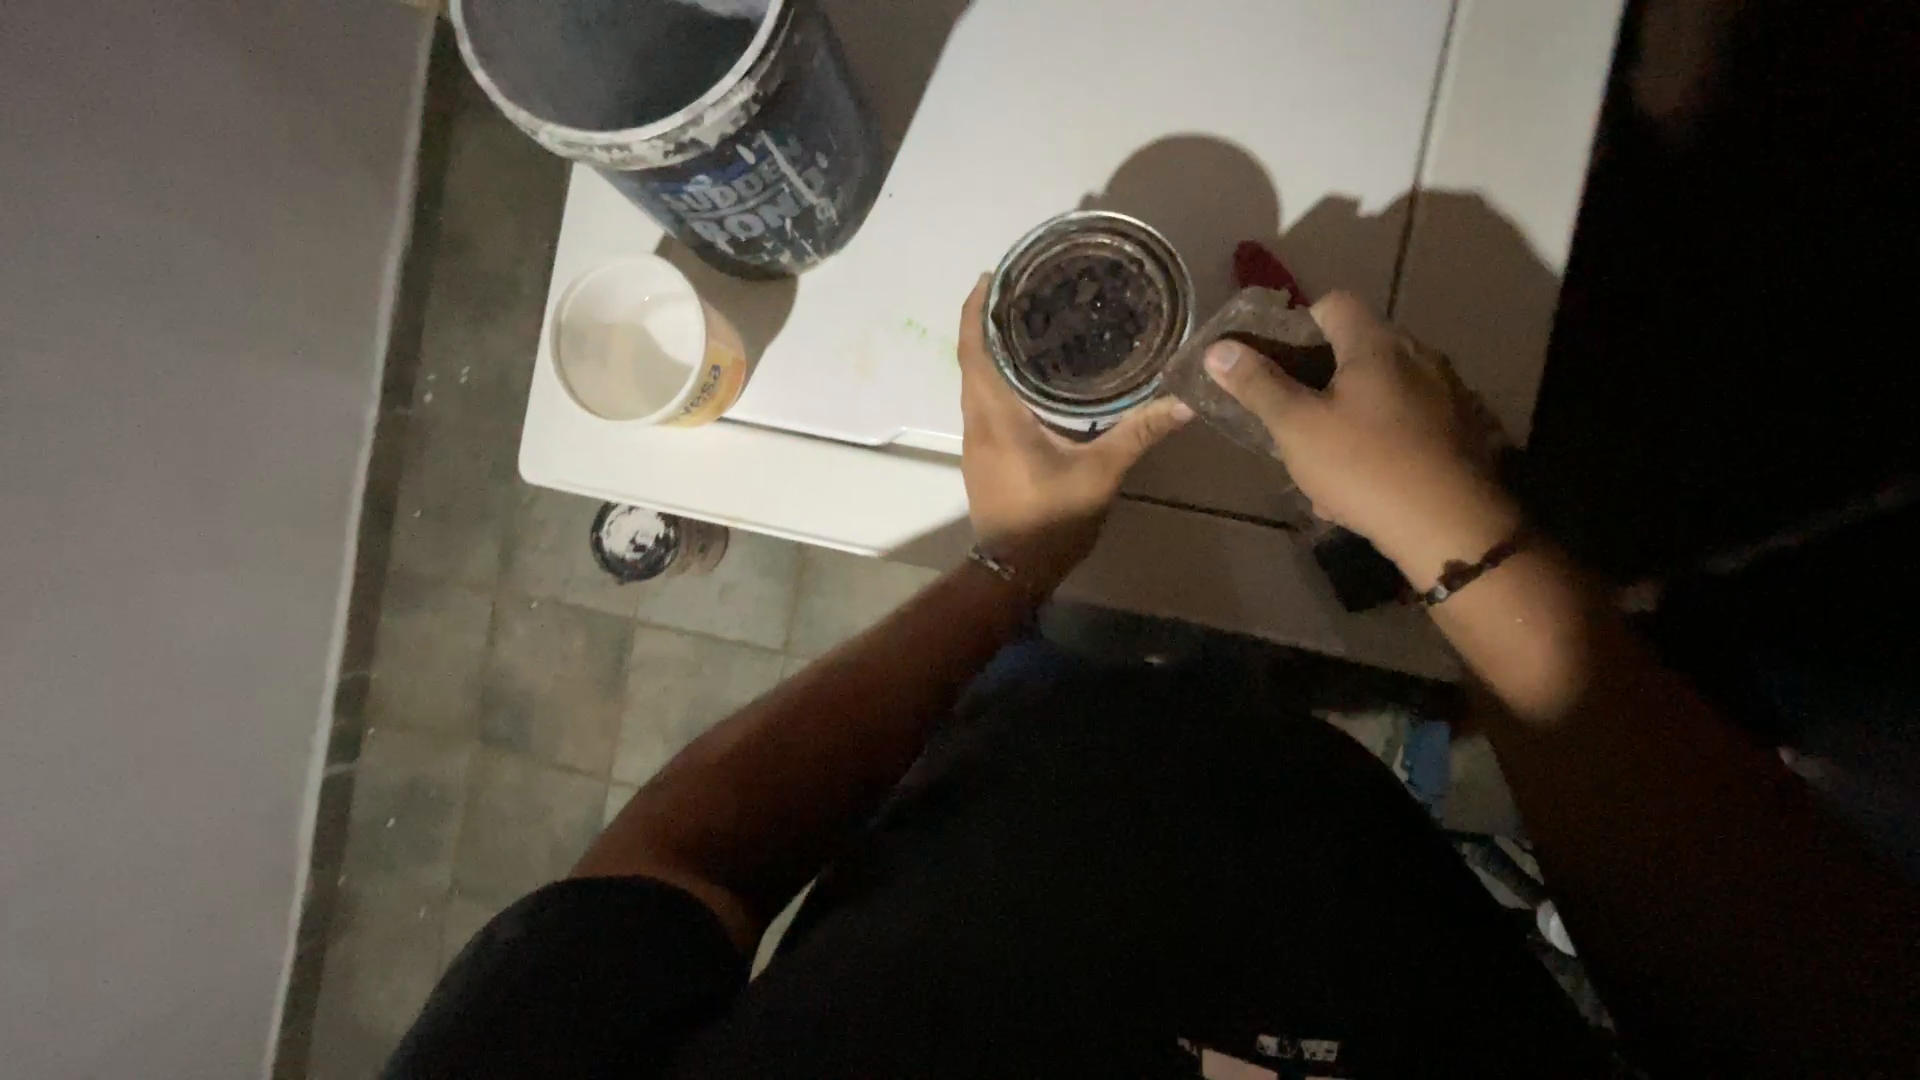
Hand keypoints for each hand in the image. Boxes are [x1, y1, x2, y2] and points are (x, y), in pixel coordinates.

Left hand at [958, 277, 1192, 590]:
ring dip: (992, 351)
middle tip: (1023, 291)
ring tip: (1029, 323)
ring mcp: (977, 440)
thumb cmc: (1050, 519)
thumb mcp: (1099, 474)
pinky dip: (999, 378)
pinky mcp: (984, 455)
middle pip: (972, 359)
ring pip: (977, 382)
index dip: (976, 311)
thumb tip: (1183, 401)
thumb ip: (1137, 434)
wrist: (1014, 570)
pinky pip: (985, 402)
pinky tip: (1033, 376)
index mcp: (996, 415)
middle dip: (987, 322)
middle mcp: (978, 421)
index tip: (990, 276)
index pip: (973, 350)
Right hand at [1203, 291, 1519, 588]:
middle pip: (1358, 346)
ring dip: (1350, 407)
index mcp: (1377, 344)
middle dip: (1320, 373)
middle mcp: (1419, 355)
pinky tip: (1364, 475)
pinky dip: (1381, 435)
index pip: (1333, 304)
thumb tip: (1218, 349)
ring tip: (1324, 450)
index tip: (1275, 361)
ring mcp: (1447, 391)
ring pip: (1383, 386)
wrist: (1449, 524)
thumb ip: (1258, 385)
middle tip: (1291, 411)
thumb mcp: (1296, 427)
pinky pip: (1407, 419)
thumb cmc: (1362, 465)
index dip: (1298, 324)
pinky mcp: (1461, 428)